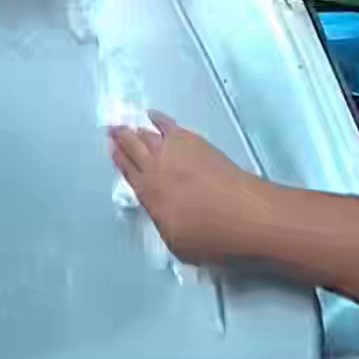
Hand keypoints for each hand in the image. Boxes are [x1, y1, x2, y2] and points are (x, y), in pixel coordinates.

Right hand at [109, 109, 278, 264]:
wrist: (247, 215)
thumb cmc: (213, 237)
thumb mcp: (176, 241)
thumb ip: (160, 218)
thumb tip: (156, 206)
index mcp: (149, 192)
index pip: (127, 171)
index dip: (118, 159)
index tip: (111, 150)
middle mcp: (156, 166)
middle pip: (132, 146)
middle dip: (120, 137)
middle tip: (112, 130)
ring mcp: (175, 150)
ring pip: (147, 134)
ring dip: (135, 128)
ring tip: (127, 125)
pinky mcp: (194, 141)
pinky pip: (169, 125)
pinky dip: (158, 119)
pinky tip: (154, 116)